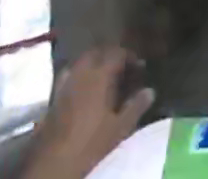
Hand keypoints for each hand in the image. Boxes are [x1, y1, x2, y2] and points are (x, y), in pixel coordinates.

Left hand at [23, 47, 154, 178]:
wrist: (58, 156)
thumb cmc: (92, 141)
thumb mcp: (120, 127)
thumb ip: (136, 106)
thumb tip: (150, 91)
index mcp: (100, 75)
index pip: (117, 54)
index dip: (129, 56)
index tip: (139, 65)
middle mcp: (83, 70)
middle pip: (99, 51)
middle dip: (112, 55)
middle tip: (123, 67)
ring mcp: (68, 79)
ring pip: (84, 59)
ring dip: (96, 60)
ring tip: (106, 73)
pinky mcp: (57, 90)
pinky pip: (71, 71)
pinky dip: (80, 71)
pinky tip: (84, 82)